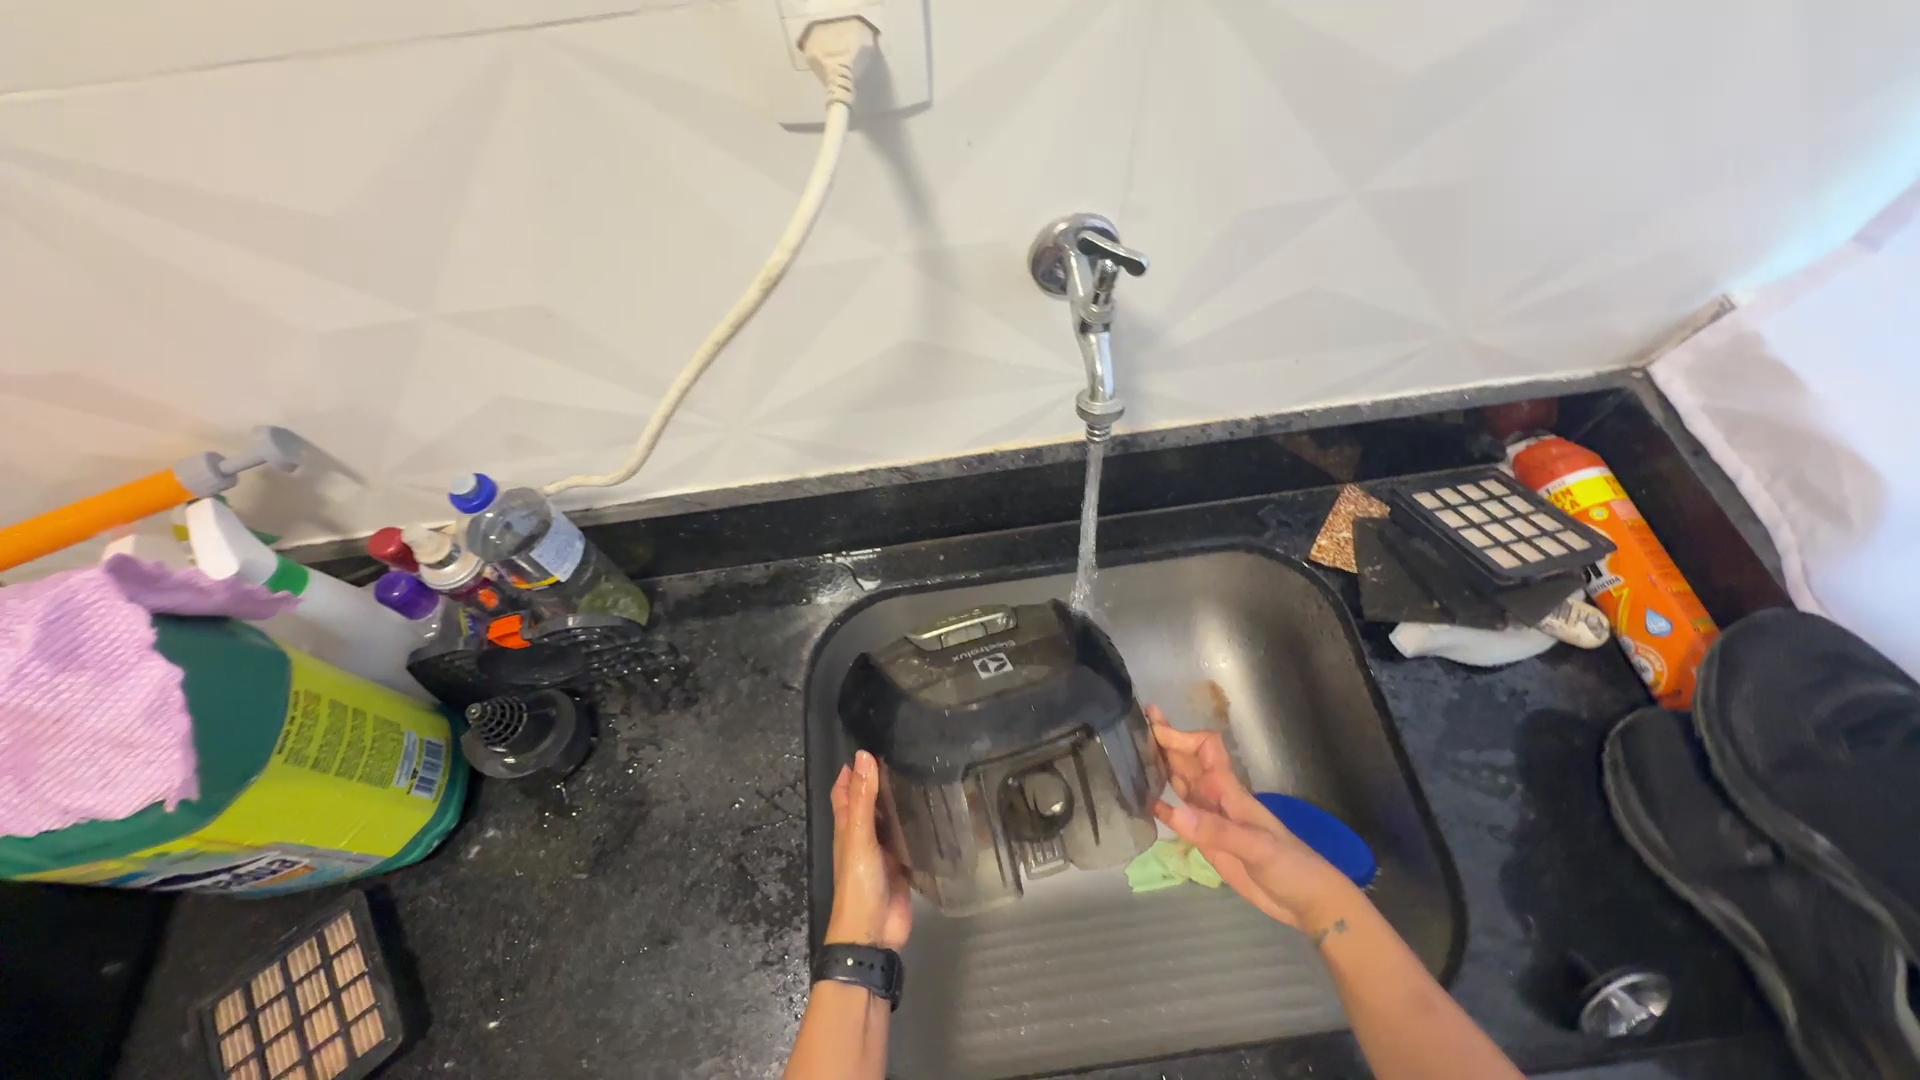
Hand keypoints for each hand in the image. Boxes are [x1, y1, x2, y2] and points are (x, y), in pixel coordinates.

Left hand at [826, 750, 912, 950]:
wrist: (874, 933)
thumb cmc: (859, 883)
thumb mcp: (860, 836)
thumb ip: (864, 798)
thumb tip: (863, 755)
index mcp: (847, 827)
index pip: (845, 791)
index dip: (853, 770)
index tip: (872, 744)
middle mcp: (864, 835)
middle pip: (870, 802)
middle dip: (881, 780)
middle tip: (907, 754)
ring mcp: (884, 851)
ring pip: (891, 818)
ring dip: (901, 801)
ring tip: (924, 774)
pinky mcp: (903, 865)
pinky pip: (909, 838)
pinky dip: (917, 825)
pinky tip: (934, 811)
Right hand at [1147, 706, 1359, 931]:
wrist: (1307, 902)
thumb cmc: (1290, 867)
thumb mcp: (1258, 848)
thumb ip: (1215, 831)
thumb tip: (1171, 812)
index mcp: (1230, 791)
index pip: (1205, 748)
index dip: (1181, 735)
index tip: (1153, 728)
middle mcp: (1217, 798)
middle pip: (1188, 760)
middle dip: (1165, 742)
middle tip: (1132, 728)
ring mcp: (1212, 819)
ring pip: (1182, 783)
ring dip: (1161, 767)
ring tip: (1131, 756)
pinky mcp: (1208, 841)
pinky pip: (1180, 816)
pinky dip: (1162, 806)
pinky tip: (1144, 801)